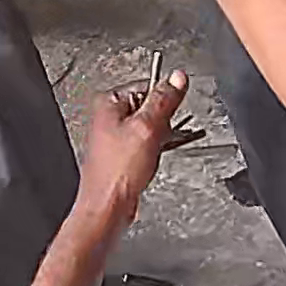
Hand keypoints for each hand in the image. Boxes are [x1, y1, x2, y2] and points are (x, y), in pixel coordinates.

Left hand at [77, 69, 188, 223]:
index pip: (149, 86)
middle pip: (151, 107)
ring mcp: (115, 134)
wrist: (108, 207)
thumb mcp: (148, 128)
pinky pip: (147, 143)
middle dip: (161, 125)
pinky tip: (148, 163)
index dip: (163, 103)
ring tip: (149, 154)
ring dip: (158, 140)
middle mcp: (109, 115)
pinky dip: (153, 151)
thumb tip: (177, 78)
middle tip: (155, 139)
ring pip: (151, 127)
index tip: (167, 117)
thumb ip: (164, 101)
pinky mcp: (123, 152)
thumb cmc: (116, 171)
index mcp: (109, 101)